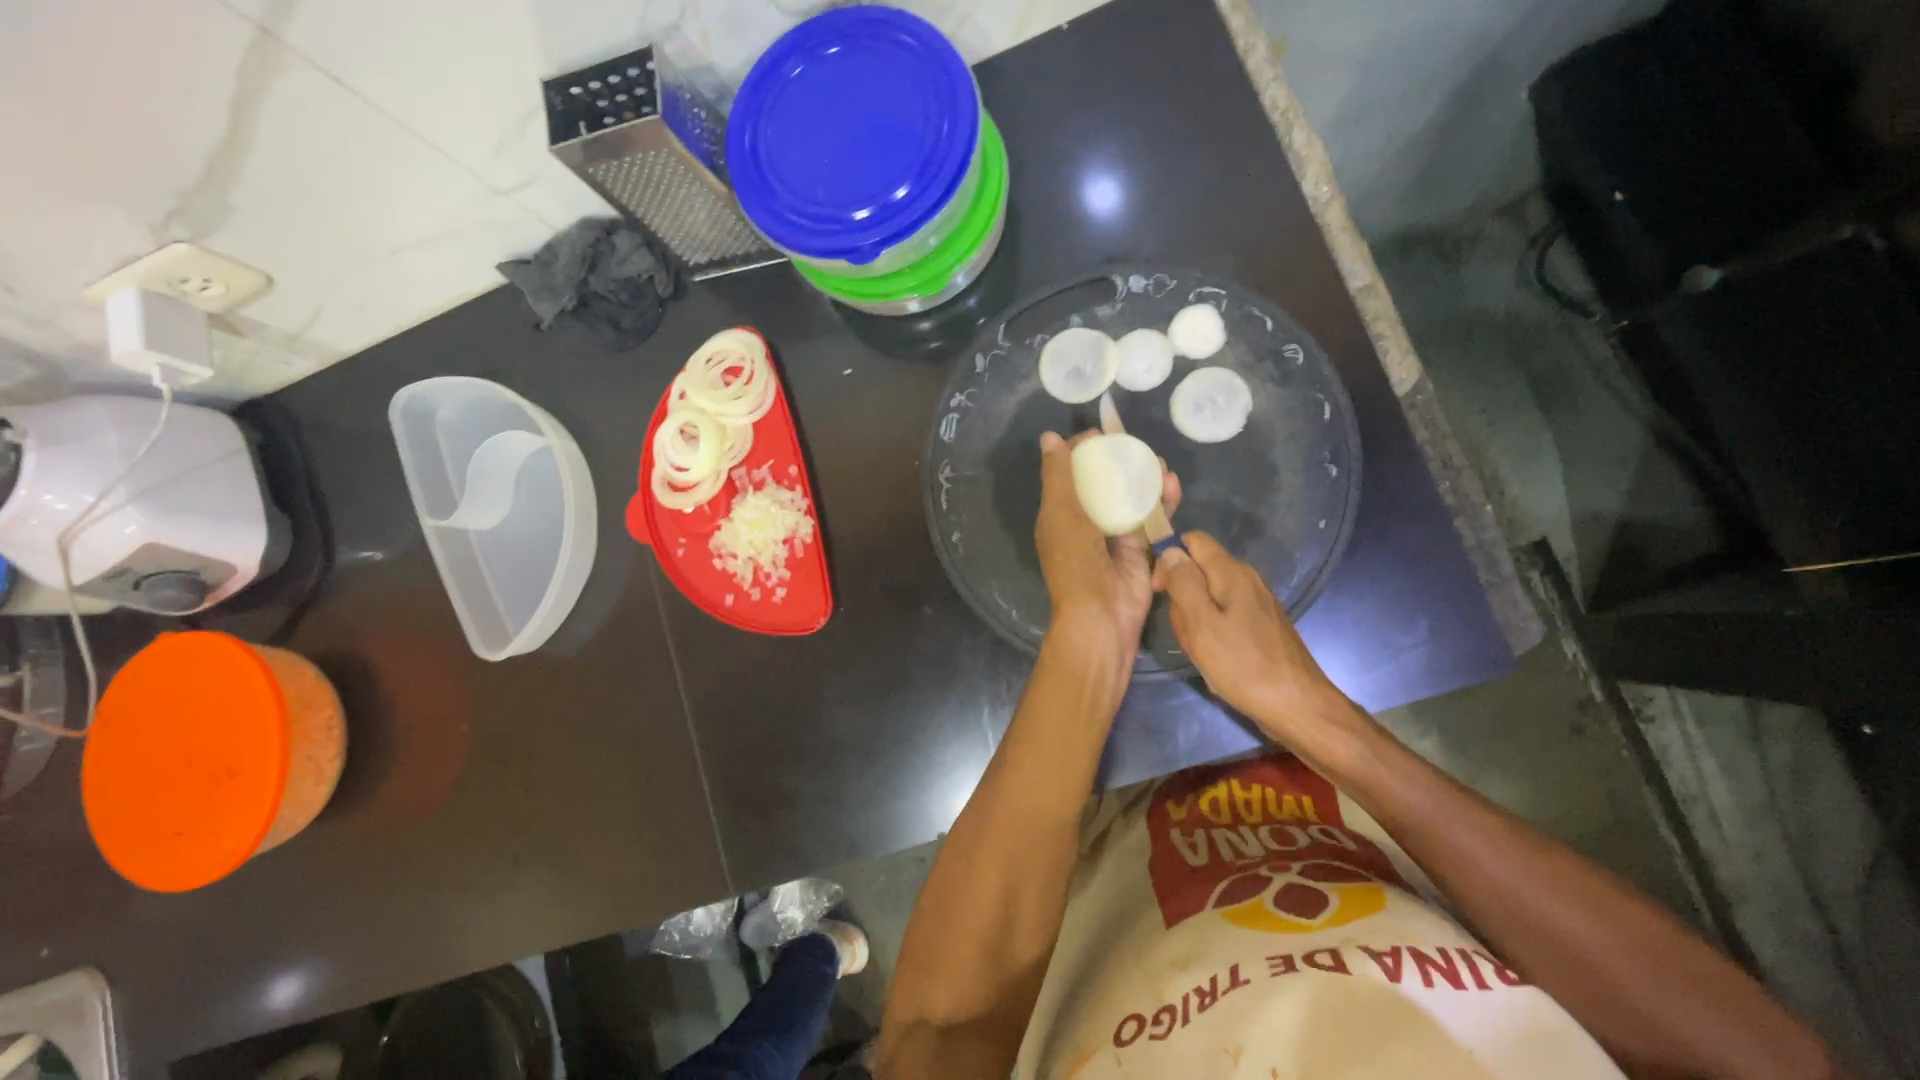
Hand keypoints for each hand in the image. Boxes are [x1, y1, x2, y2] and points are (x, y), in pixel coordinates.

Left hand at [1035, 431, 1180, 667]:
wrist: (1102, 613)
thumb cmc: (1075, 561)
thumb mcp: (1060, 512)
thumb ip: (1058, 475)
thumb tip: (1049, 436)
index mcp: (1060, 516)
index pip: (1070, 476)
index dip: (1082, 452)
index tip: (1100, 434)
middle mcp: (1086, 523)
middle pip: (1104, 484)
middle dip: (1120, 462)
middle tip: (1136, 443)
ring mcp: (1115, 536)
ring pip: (1132, 499)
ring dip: (1145, 479)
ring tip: (1159, 460)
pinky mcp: (1141, 548)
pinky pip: (1153, 518)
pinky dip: (1163, 501)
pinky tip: (1172, 483)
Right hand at [1153, 532, 1358, 742]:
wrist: (1296, 704)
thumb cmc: (1243, 665)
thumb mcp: (1202, 624)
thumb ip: (1183, 583)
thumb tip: (1170, 551)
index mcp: (1231, 572)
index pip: (1193, 540)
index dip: (1169, 558)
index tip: (1159, 592)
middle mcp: (1247, 579)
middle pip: (1200, 571)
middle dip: (1183, 598)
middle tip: (1186, 633)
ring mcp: (1257, 602)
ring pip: (1210, 598)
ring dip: (1196, 621)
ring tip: (1201, 652)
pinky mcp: (1262, 624)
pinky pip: (1226, 617)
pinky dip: (1213, 633)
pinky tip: (1216, 659)